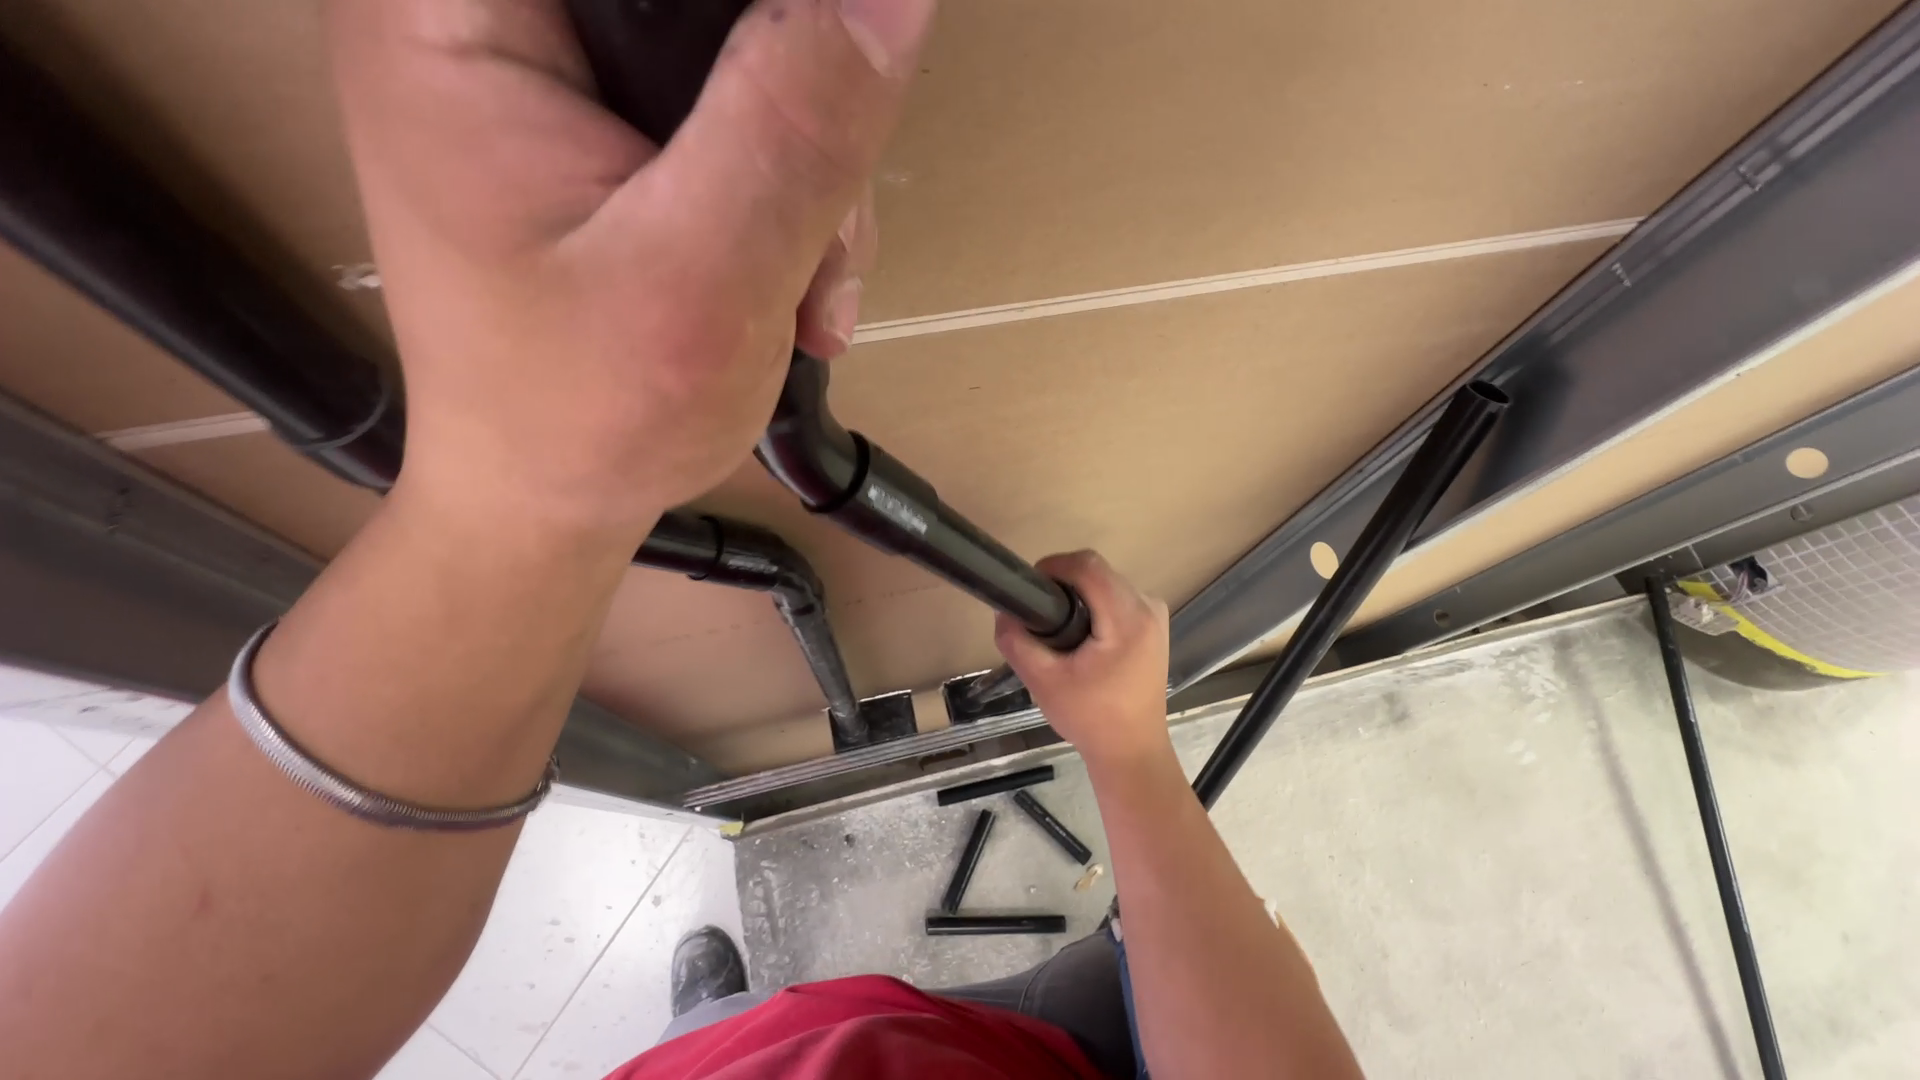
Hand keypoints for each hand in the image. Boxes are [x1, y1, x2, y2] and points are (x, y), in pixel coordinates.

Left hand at [326, 0, 931, 533]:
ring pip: (735, 61)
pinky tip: (790, 284)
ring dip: (806, 172)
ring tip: (806, 291)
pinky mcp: (597, 139)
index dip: (763, 16)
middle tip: (825, 229)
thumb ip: (795, 130)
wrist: (550, 503)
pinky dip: (782, 199)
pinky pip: (729, 122)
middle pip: (706, 8)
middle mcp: (495, 22)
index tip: (824, 97)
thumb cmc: (590, 417)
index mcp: (463, 15)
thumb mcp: (703, 278)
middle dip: (802, 106)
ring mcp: (550, 83)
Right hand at [994, 552, 1172, 769]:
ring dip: (1078, 595)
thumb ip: (1017, 641)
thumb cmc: (1090, 718)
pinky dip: (1093, 606)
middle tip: (1038, 616)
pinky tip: (1079, 637)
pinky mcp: (1153, 625)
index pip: (1088, 565)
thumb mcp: (1043, 682)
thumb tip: (1004, 610)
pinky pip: (1116, 597)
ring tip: (1056, 630)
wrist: (1131, 750)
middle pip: (1097, 572)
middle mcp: (1148, 608)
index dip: (1053, 567)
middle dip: (1063, 584)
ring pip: (1106, 582)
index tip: (1031, 591)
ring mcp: (1155, 615)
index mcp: (1128, 619)